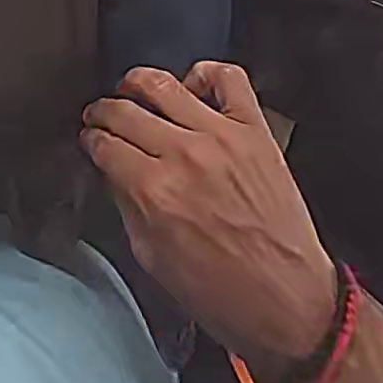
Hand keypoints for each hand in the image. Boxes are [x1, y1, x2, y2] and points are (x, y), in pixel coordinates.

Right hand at [82, 62, 337, 377]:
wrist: (293, 308)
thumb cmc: (225, 293)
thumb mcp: (152, 258)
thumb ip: (125, 204)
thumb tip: (110, 168)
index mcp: (155, 192)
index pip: (104, 143)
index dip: (90, 139)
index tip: (91, 139)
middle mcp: (184, 157)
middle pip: (123, 109)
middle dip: (102, 111)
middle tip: (100, 116)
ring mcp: (221, 137)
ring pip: (161, 83)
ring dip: (135, 83)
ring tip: (132, 92)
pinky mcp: (254, 131)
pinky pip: (226, 78)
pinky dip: (204, 74)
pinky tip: (192, 89)